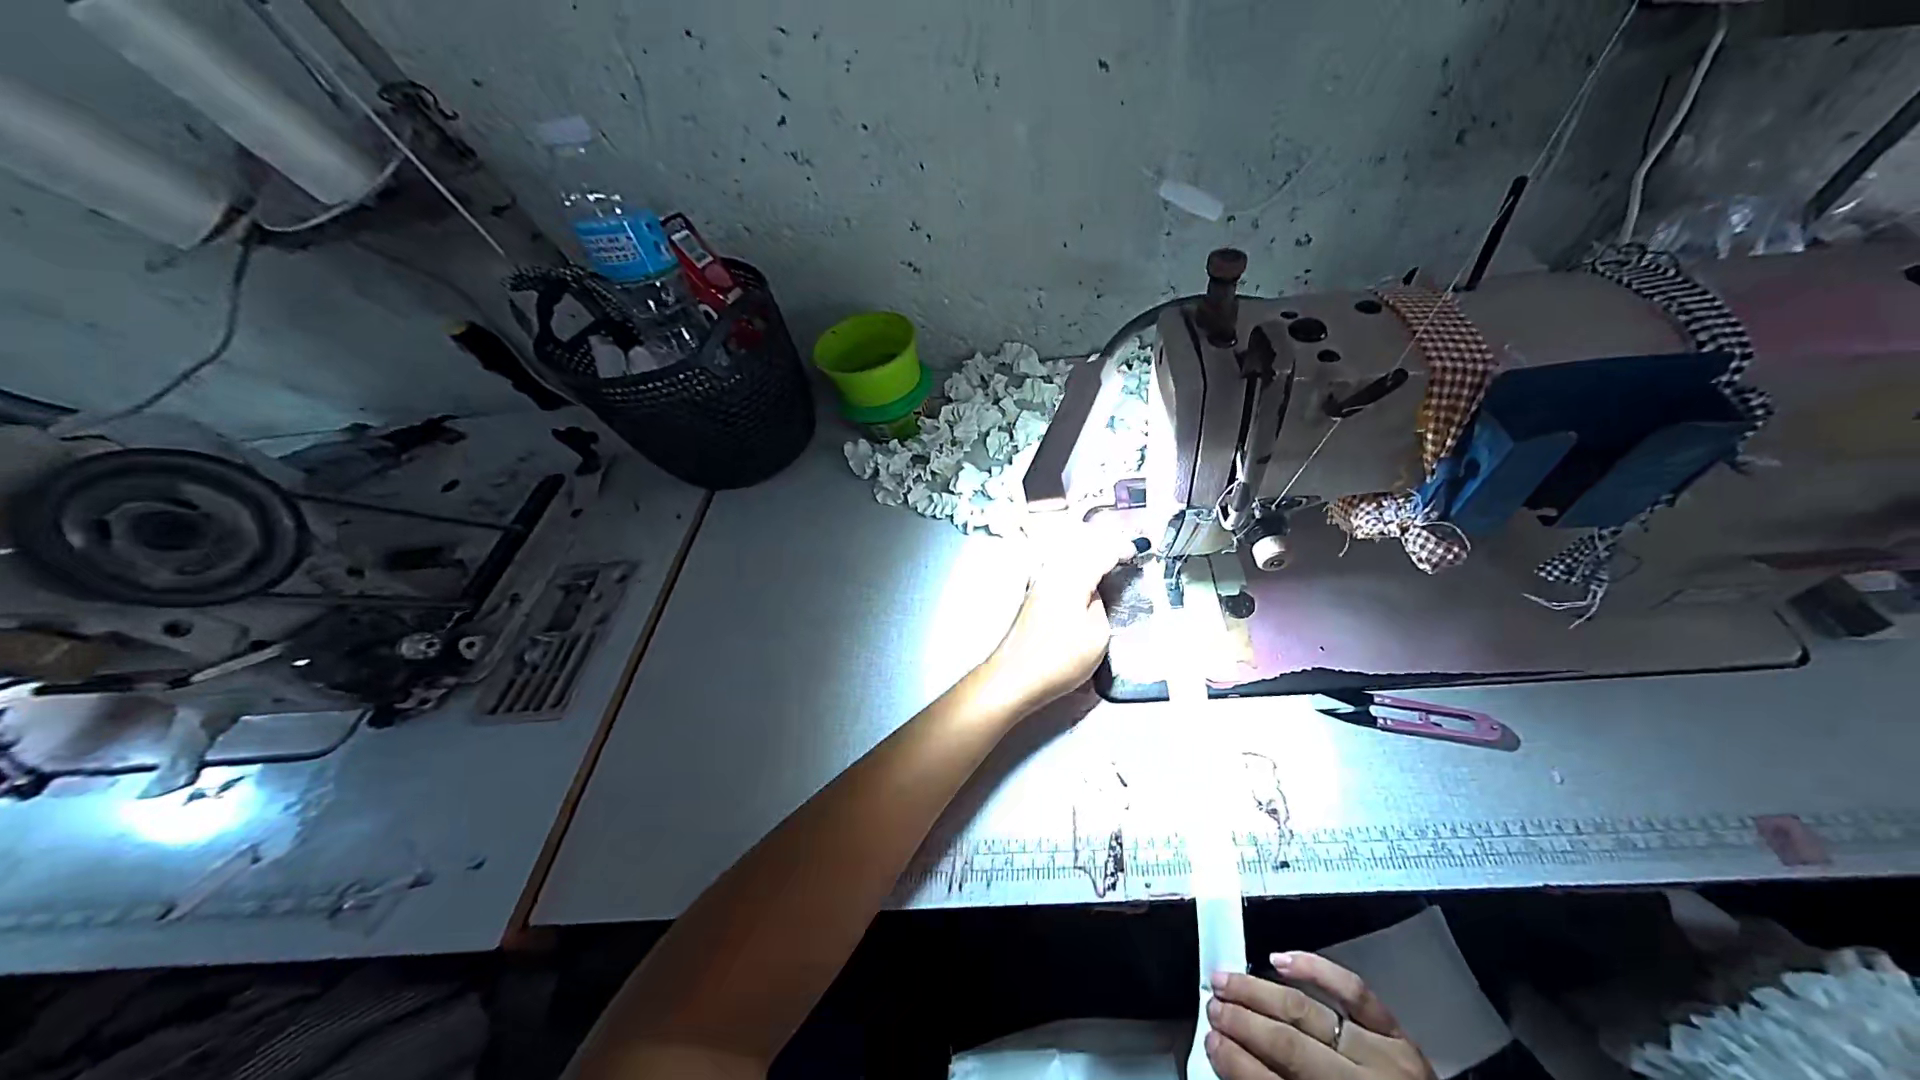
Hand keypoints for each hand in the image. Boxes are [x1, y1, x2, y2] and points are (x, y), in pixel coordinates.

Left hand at [974, 532, 1135, 715]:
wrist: (1014, 677)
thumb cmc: (1060, 658)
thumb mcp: (1097, 634)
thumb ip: (1101, 605)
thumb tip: (1094, 592)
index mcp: (1072, 577)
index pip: (1101, 552)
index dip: (1122, 549)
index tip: (1137, 550)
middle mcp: (1052, 573)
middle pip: (1081, 548)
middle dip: (1102, 547)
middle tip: (1123, 552)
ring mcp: (1038, 584)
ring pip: (1067, 558)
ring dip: (1087, 557)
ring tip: (1105, 563)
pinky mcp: (1031, 598)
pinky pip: (1059, 572)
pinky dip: (1074, 570)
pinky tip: (1081, 580)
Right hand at [1206, 952, 1436, 1079]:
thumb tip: (1226, 1055)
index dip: (1236, 1062)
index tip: (1208, 1040)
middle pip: (1290, 1044)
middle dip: (1242, 1021)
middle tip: (1212, 1006)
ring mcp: (1386, 1057)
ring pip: (1309, 1011)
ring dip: (1259, 992)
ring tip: (1225, 981)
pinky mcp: (1399, 1035)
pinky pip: (1355, 992)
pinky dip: (1315, 968)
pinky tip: (1278, 959)